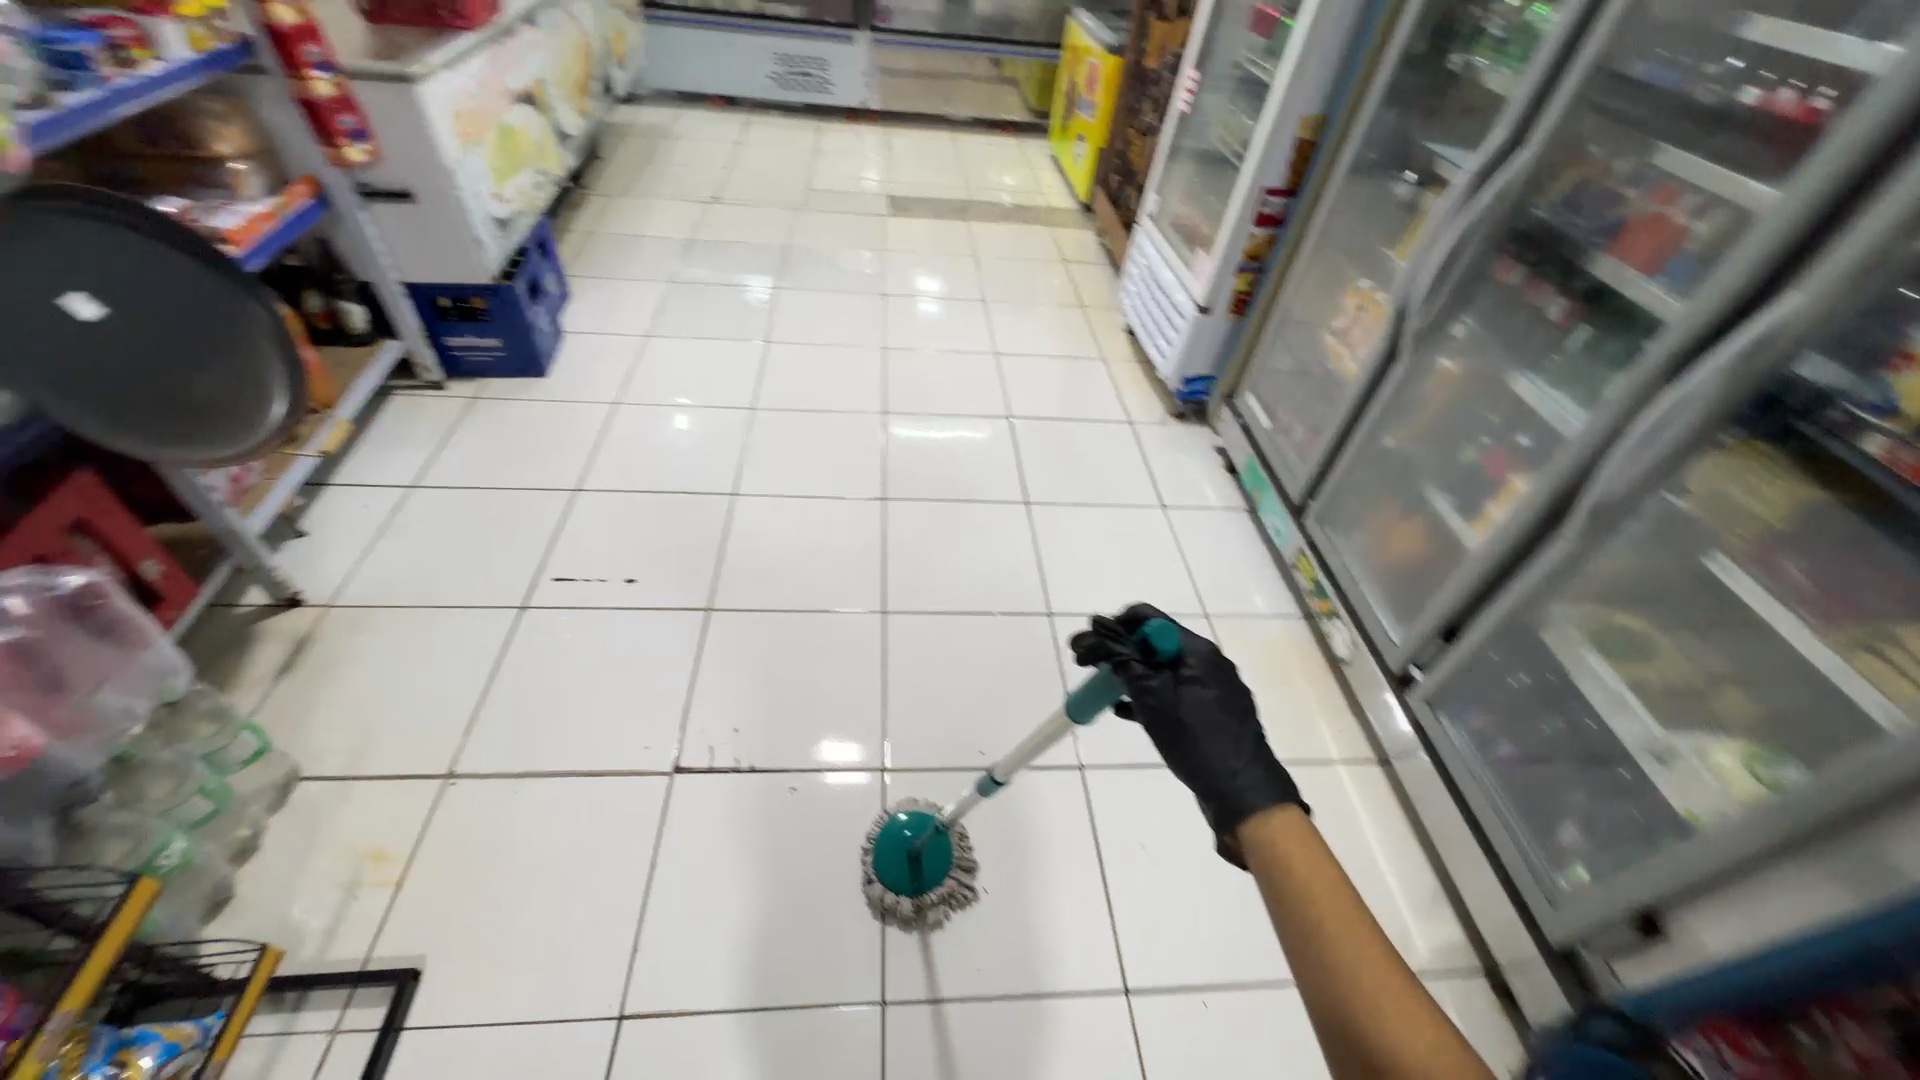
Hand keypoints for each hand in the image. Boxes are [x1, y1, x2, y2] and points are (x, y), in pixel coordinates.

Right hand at [1071, 604, 1306, 866]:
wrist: (1243, 792)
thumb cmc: (1197, 741)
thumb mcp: (1154, 700)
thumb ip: (1125, 663)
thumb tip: (1098, 633)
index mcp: (1195, 650)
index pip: (1146, 619)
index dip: (1112, 627)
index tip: (1087, 649)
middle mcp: (1206, 660)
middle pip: (1152, 642)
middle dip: (1116, 651)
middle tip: (1086, 667)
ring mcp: (1211, 686)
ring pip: (1161, 668)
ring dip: (1129, 674)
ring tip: (1100, 690)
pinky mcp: (1211, 711)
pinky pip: (1172, 691)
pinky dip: (1147, 695)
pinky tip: (1124, 711)